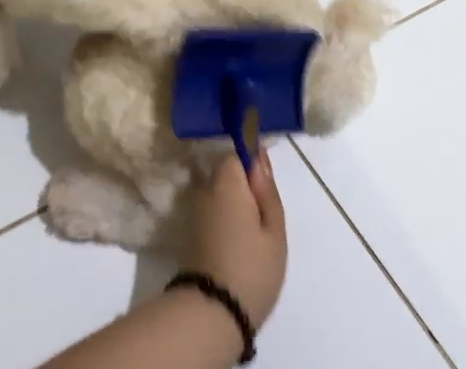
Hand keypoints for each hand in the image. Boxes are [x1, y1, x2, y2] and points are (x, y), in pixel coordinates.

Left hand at [185, 151, 287, 327]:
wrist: (212, 311)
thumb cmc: (252, 268)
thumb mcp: (274, 229)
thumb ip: (267, 189)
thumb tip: (259, 155)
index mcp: (226, 182)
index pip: (237, 153)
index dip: (254, 163)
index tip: (268, 188)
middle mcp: (204, 189)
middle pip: (226, 172)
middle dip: (245, 185)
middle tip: (266, 218)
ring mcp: (194, 210)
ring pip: (219, 193)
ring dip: (235, 203)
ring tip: (254, 235)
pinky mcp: (191, 231)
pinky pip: (212, 211)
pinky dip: (225, 218)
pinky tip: (238, 242)